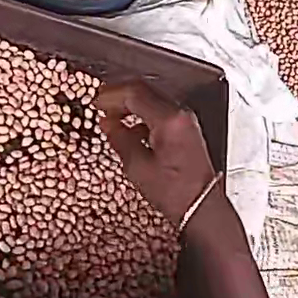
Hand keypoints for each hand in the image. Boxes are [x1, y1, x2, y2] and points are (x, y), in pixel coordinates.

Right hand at [95, 81, 217, 227]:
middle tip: (101, 104)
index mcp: (169, 120)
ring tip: (112, 118)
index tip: (96, 102)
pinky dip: (143, 116)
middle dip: (120, 96)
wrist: (201, 206)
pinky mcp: (186, 130)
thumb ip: (120, 139)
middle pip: (145, 91)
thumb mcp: (138, 167)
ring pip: (153, 100)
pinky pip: (161, 113)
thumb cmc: (175, 192)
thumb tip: (108, 124)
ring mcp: (185, 121)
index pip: (135, 93)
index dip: (111, 95)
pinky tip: (131, 131)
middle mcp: (180, 115)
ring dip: (131, 105)